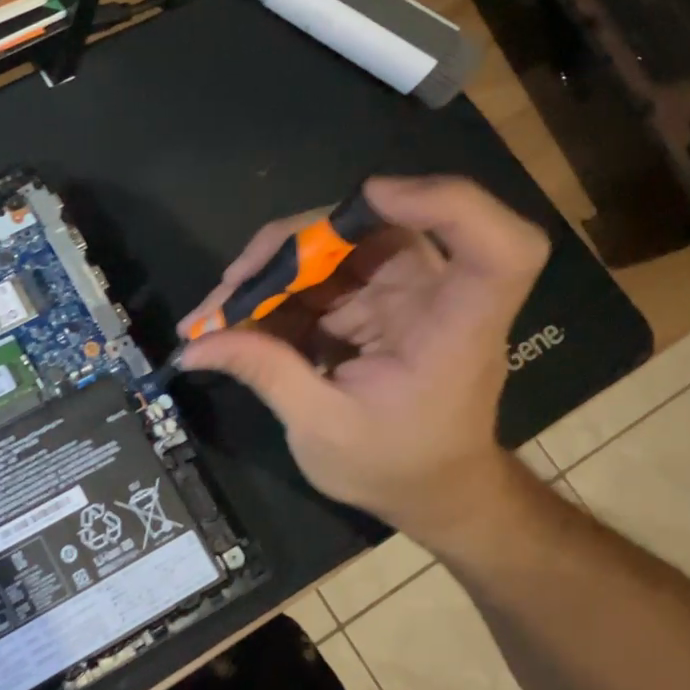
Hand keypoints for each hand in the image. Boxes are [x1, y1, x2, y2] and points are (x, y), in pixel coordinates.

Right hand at [179, 176, 548, 542]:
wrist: (428, 491)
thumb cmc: (398, 467)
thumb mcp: (323, 429)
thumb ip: (266, 374)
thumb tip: (194, 344)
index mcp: (456, 326)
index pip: (496, 247)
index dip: (444, 203)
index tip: (369, 198)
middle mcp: (434, 293)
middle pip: (375, 228)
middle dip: (292, 246)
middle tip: (231, 288)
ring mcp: (400, 292)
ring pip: (332, 245)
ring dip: (267, 271)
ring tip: (213, 313)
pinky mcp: (370, 301)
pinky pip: (313, 276)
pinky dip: (268, 293)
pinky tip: (228, 319)